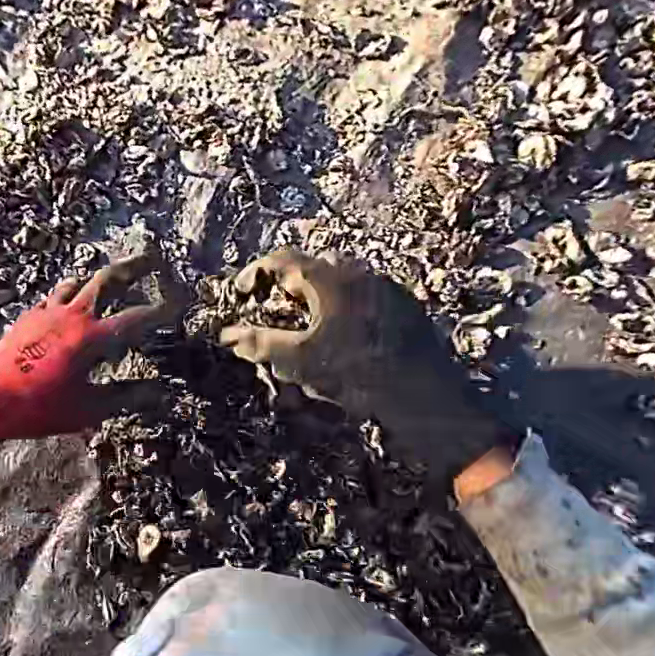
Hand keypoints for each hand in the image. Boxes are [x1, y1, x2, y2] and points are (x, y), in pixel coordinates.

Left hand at [0, 255, 174, 465]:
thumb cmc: (40, 408)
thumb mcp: (89, 409)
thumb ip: (127, 396)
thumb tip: (159, 391)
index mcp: (92, 337)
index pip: (137, 317)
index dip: (162, 310)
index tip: (178, 304)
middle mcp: (72, 316)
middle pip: (107, 280)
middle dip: (134, 267)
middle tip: (152, 260)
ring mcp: (46, 314)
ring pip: (76, 284)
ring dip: (95, 282)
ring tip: (105, 284)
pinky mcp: (27, 319)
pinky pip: (52, 299)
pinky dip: (66, 298)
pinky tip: (65, 309)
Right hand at [217, 250, 507, 483]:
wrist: (427, 395)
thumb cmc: (356, 374)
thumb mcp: (298, 361)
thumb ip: (259, 343)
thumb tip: (227, 335)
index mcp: (328, 279)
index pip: (280, 260)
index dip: (254, 274)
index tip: (241, 295)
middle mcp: (357, 273)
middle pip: (310, 266)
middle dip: (285, 285)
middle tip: (270, 309)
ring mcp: (385, 287)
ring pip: (338, 278)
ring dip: (313, 295)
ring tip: (302, 323)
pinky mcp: (403, 305)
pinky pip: (361, 293)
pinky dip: (339, 305)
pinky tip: (338, 334)